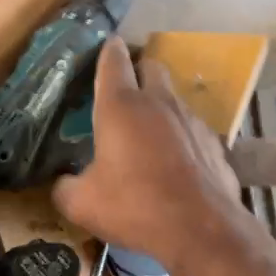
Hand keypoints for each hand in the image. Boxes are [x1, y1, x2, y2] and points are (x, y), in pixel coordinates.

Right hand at [53, 38, 245, 268]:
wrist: (198, 228)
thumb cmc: (132, 207)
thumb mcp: (79, 204)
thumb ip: (64, 186)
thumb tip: (63, 182)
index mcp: (120, 108)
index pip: (113, 62)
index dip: (107, 52)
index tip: (105, 47)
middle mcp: (158, 102)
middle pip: (151, 66)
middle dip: (136, 71)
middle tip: (121, 91)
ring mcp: (191, 119)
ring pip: (172, 96)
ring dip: (157, 104)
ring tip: (143, 131)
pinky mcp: (212, 141)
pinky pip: (189, 127)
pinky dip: (176, 134)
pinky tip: (169, 160)